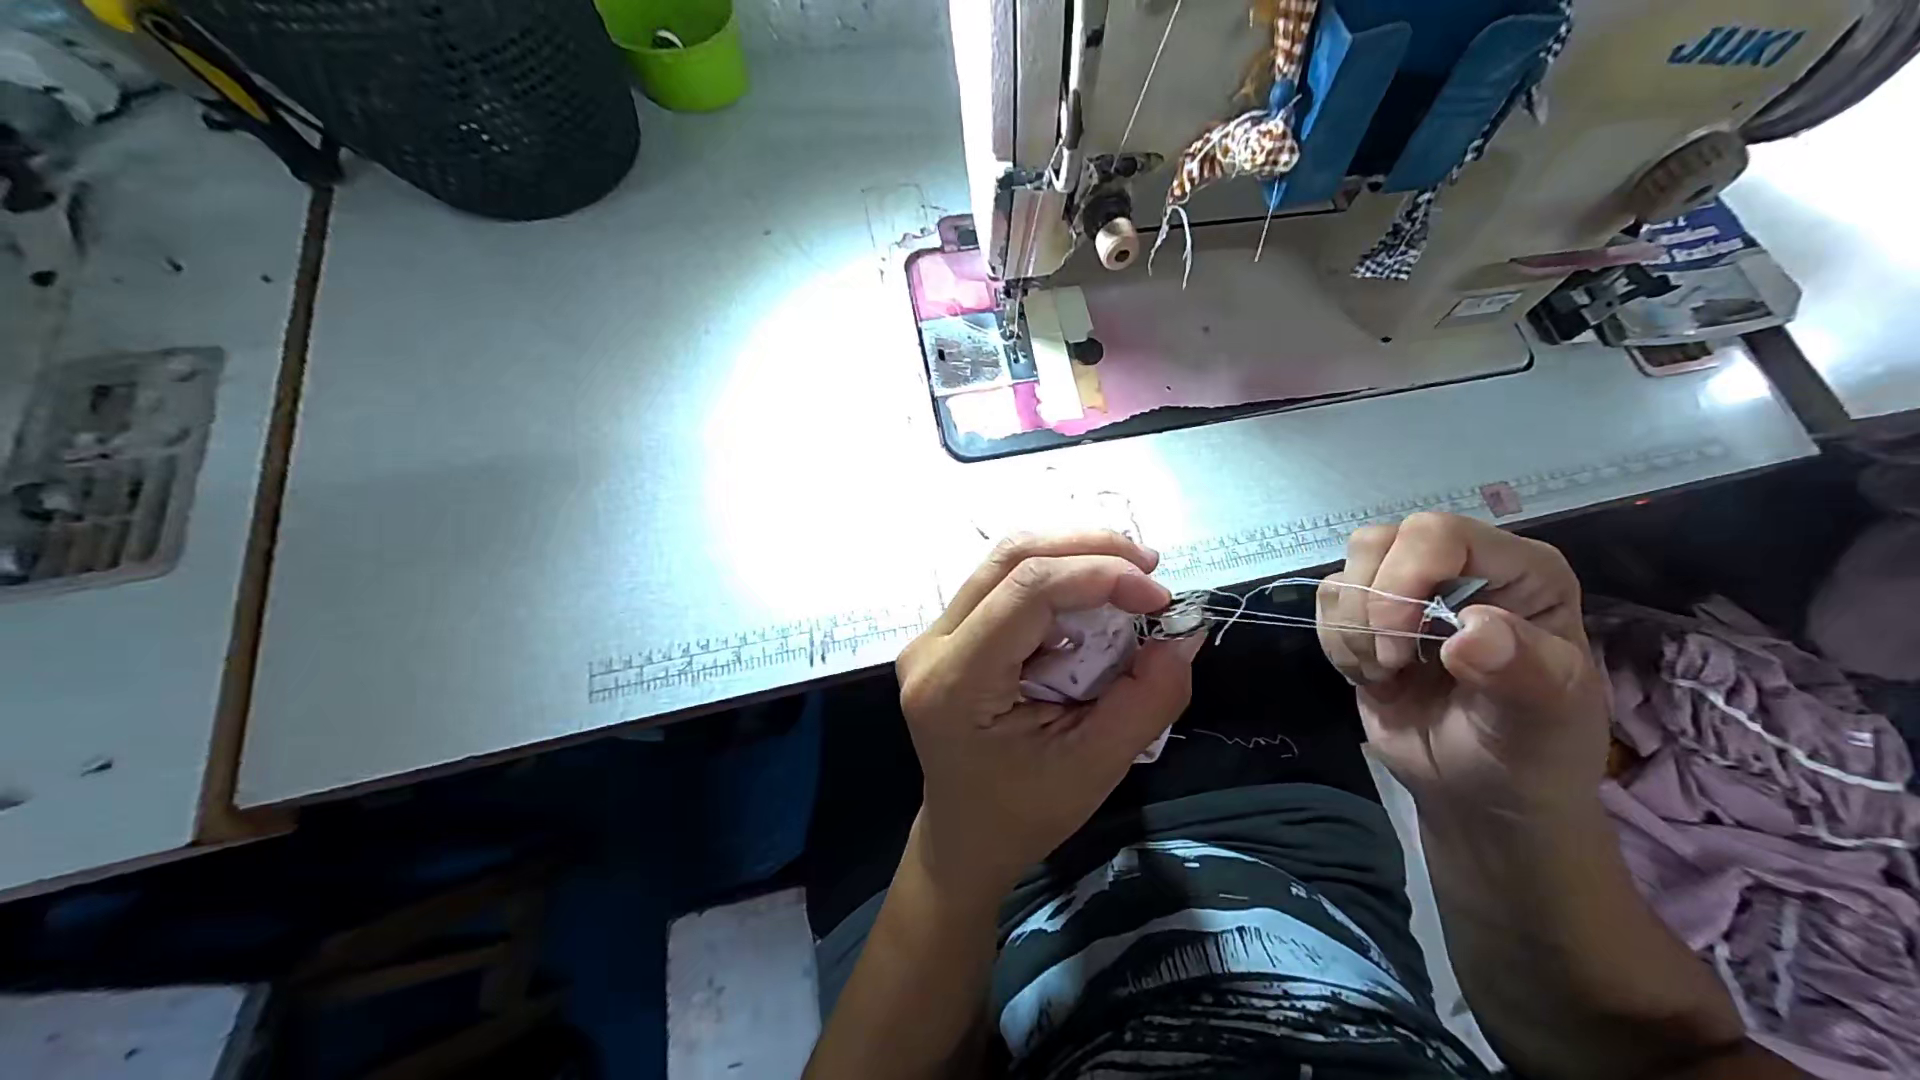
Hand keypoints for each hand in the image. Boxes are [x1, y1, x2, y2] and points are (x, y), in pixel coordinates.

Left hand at [896, 532, 1201, 897]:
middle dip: (1088, 549)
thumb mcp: (1096, 767)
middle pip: (1011, 558)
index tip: (1158, 596)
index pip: (1026, 592)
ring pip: (1006, 561)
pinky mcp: (949, 634)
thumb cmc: (1024, 813)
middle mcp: (931, 646)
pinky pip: (1004, 583)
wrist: (967, 836)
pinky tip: (1093, 597)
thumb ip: (1146, 699)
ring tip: (1129, 576)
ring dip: (1073, 556)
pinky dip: (1057, 578)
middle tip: (1149, 567)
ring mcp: (933, 635)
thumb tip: (1184, 634)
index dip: (1099, 576)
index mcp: (954, 684)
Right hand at [1316, 513, 1609, 815]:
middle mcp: (1458, 569)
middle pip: (1378, 542)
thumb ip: (1523, 672)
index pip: (1439, 534)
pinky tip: (1373, 677)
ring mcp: (1406, 592)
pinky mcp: (1363, 618)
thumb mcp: (1546, 720)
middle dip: (1371, 607)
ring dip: (1352, 632)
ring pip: (1345, 574)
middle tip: (1394, 661)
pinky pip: (1325, 606)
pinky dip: (1338, 646)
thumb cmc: (1528, 752)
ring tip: (1387, 674)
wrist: (1479, 793)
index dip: (1405, 577)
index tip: (1402, 643)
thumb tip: (1470, 631)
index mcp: (1518, 572)